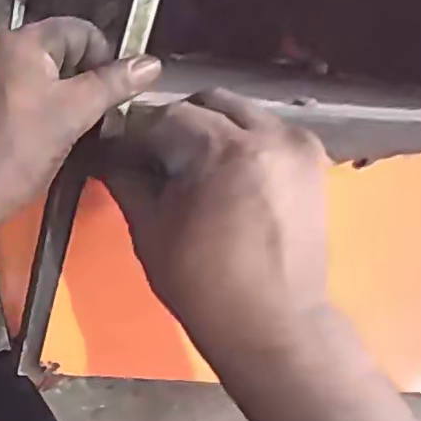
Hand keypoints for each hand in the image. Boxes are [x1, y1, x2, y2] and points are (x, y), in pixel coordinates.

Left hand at [0, 17, 159, 235]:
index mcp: (22, 41)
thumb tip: (152, 63)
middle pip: (64, 52)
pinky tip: (53, 136)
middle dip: (88, 79)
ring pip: (48, 78)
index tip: (114, 94)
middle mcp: (2, 52)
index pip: (82, 30)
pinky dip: (47, 110)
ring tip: (78, 128)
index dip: (106, 57)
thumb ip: (113, 84)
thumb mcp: (74, 114)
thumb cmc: (19, 151)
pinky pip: (29, 97)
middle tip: (98, 114)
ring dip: (69, 99)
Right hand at [100, 89, 332, 351]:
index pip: (165, 116)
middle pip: (207, 103)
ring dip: (207, 129)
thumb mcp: (148, 229)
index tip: (115, 152)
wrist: (268, 318)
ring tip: (185, 167)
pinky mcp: (312, 160)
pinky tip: (220, 176)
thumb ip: (127, 181)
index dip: (133, 132)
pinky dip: (238, 142)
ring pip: (241, 112)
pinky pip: (266, 132)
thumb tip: (108, 156)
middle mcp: (268, 133)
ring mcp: (297, 144)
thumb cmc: (197, 280)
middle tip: (149, 157)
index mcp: (222, 149)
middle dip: (172, 122)